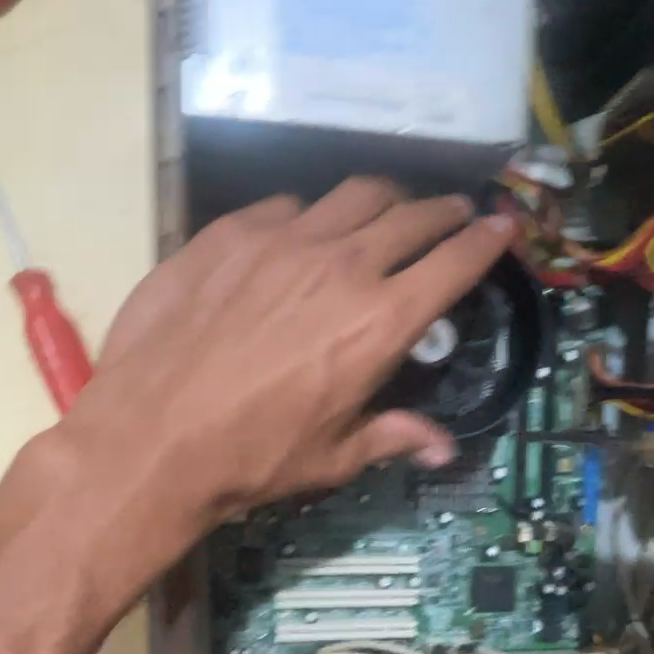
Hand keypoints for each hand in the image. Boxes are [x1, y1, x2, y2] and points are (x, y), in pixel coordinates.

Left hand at [59, 177, 516, 527]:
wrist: (150, 438)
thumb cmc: (253, 458)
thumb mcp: (334, 457)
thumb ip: (394, 436)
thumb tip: (444, 449)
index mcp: (379, 325)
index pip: (453, 263)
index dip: (487, 242)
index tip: (503, 227)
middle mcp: (340, 267)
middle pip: (411, 215)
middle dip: (443, 212)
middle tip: (452, 215)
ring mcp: (281, 241)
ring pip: (353, 195)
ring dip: (383, 201)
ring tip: (386, 212)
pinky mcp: (229, 233)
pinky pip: (286, 207)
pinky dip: (310, 218)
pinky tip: (300, 238)